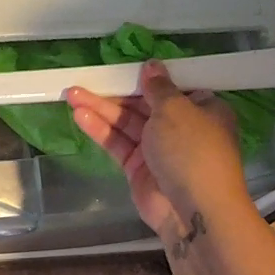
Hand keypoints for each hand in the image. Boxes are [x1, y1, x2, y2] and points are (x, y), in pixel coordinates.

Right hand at [65, 60, 246, 239]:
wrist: (193, 208)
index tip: (121, 67)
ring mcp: (158, 148)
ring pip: (125, 123)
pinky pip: (117, 143)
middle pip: (143, 104)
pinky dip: (100, 130)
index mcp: (202, 108)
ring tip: (72, 95)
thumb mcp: (176, 109)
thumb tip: (151, 66)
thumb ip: (157, 87)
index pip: (172, 87)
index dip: (146, 77)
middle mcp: (181, 127)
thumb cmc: (192, 150)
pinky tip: (80, 116)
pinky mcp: (138, 167)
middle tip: (85, 80)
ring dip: (100, 109)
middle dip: (114, 93)